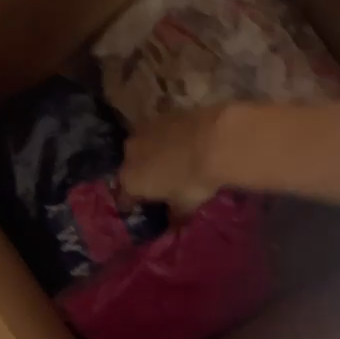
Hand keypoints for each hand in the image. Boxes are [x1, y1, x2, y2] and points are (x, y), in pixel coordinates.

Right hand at [118, 105, 233, 213]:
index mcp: (130, 181)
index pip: (124, 198)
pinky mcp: (161, 114)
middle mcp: (129, 154)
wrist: (215, 140)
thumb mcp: (186, 205)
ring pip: (142, 148)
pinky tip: (181, 144)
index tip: (144, 208)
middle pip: (130, 169)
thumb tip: (174, 224)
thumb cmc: (195, 180)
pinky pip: (158, 132)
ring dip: (151, 155)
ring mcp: (143, 131)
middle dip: (141, 176)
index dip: (133, 205)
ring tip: (171, 161)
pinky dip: (165, 139)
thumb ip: (175, 216)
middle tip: (159, 184)